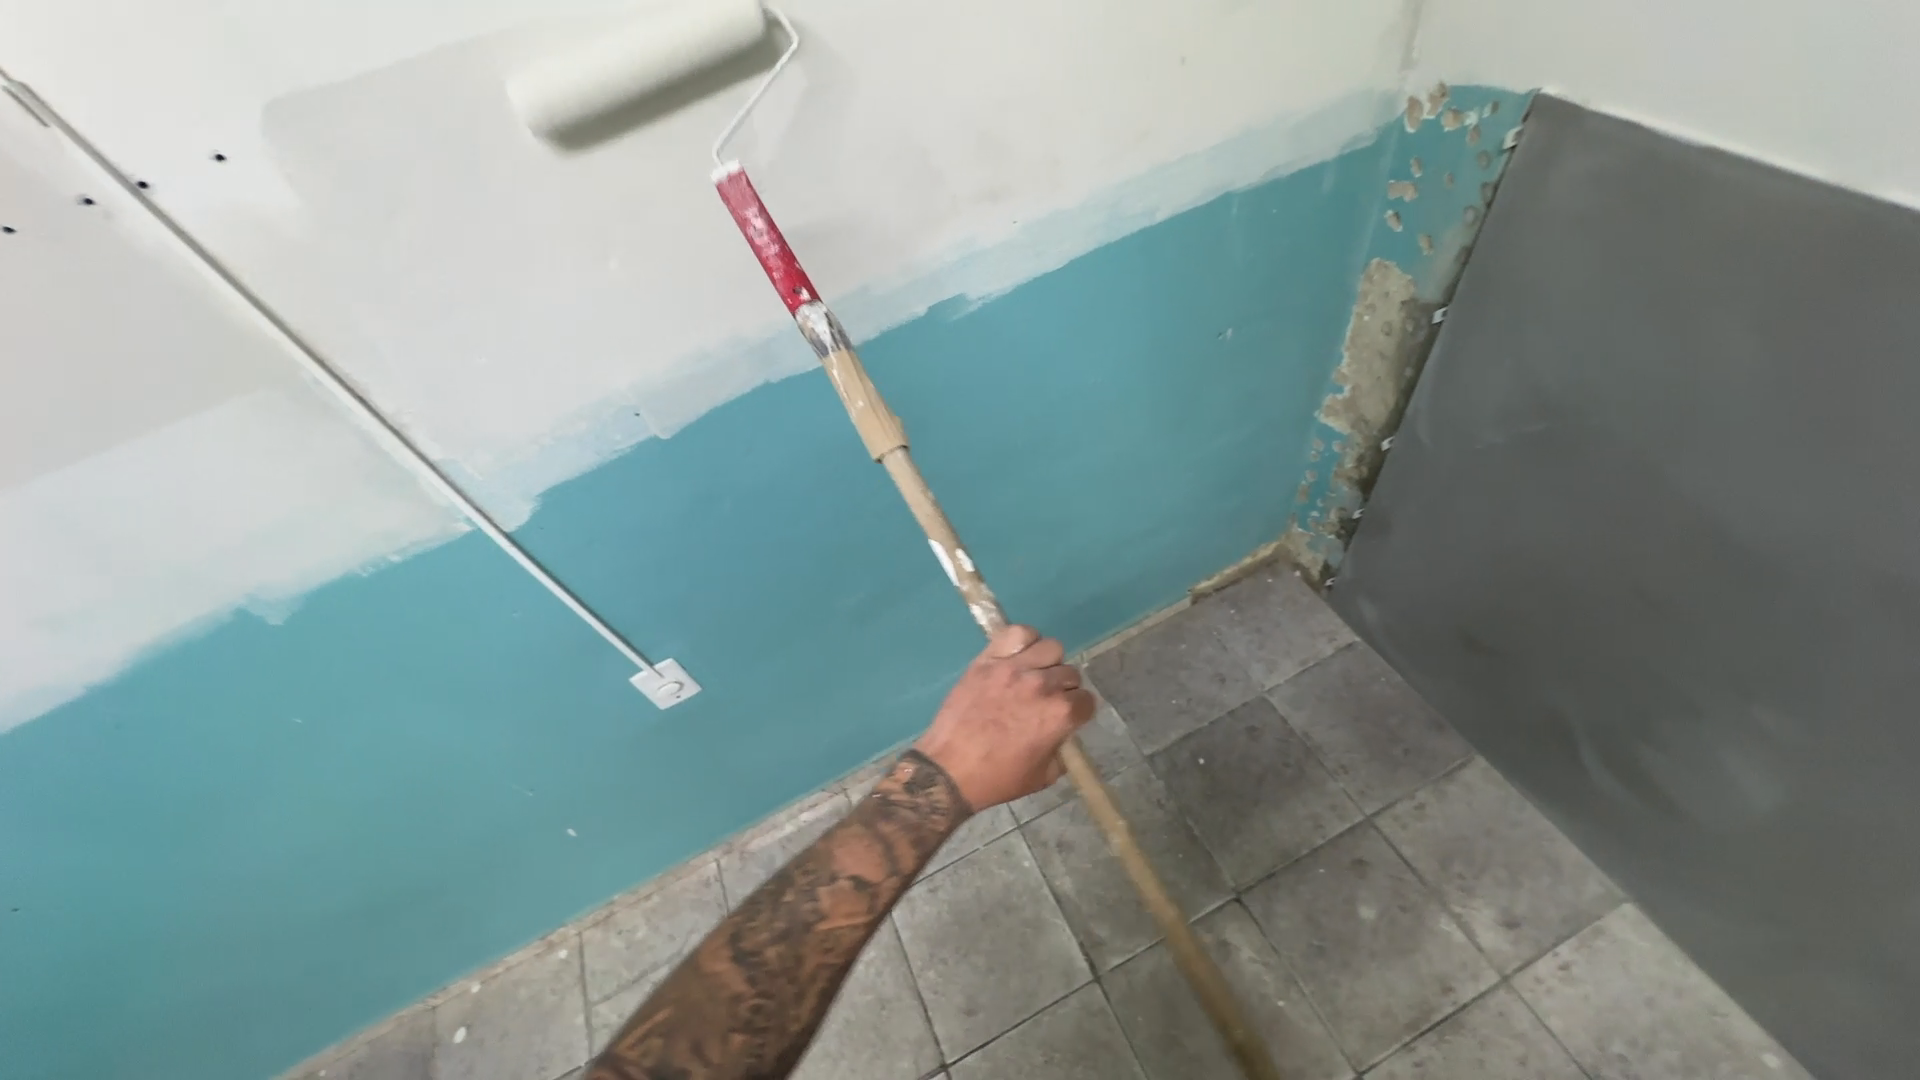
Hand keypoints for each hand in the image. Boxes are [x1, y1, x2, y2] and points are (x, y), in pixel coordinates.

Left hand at [913, 625, 1096, 810]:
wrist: (950, 769)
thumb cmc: (998, 778)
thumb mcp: (1044, 776)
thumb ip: (1061, 749)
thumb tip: (1063, 731)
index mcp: (1060, 714)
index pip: (1087, 700)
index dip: (1079, 711)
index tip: (1068, 716)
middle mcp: (1042, 685)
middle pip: (1070, 673)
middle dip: (1064, 688)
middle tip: (1046, 700)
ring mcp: (1014, 668)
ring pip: (1050, 648)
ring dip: (1048, 662)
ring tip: (1034, 675)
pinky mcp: (988, 660)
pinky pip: (1016, 633)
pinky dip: (1023, 640)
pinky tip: (1018, 657)